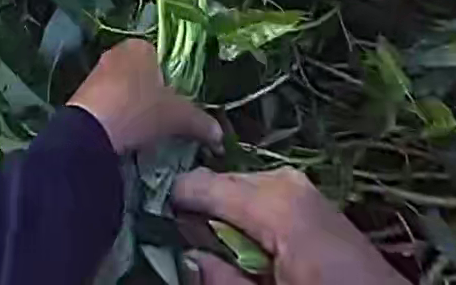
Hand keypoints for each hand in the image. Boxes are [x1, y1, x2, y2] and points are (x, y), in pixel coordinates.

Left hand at [67, 39, 221, 153]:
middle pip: (144, 72)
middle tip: (164, 119)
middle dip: (154, 94)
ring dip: (135, 106)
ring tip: (144, 131)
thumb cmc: (139, 110)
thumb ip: (201, 122)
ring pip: (126, 87)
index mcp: (141, 46)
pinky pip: (109, 100)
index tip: (178, 104)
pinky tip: (124, 134)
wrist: (91, 129)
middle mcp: (118, 51)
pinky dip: (118, 114)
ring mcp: (98, 70)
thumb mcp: (177, 117)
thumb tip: (219, 135)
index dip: (173, 80)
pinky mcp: (84, 91)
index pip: (163, 57)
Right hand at [172, 167, 407, 284]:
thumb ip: (225, 282)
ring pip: (237, 189)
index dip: (173, 199)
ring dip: (219, 215)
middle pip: (220, 182)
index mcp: (275, 203)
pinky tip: (239, 246)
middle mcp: (283, 180)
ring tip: (207, 246)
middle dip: (197, 209)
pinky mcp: (306, 199)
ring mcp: (297, 186)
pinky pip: (259, 197)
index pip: (204, 184)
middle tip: (175, 239)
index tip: (149, 215)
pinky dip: (243, 217)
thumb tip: (186, 258)